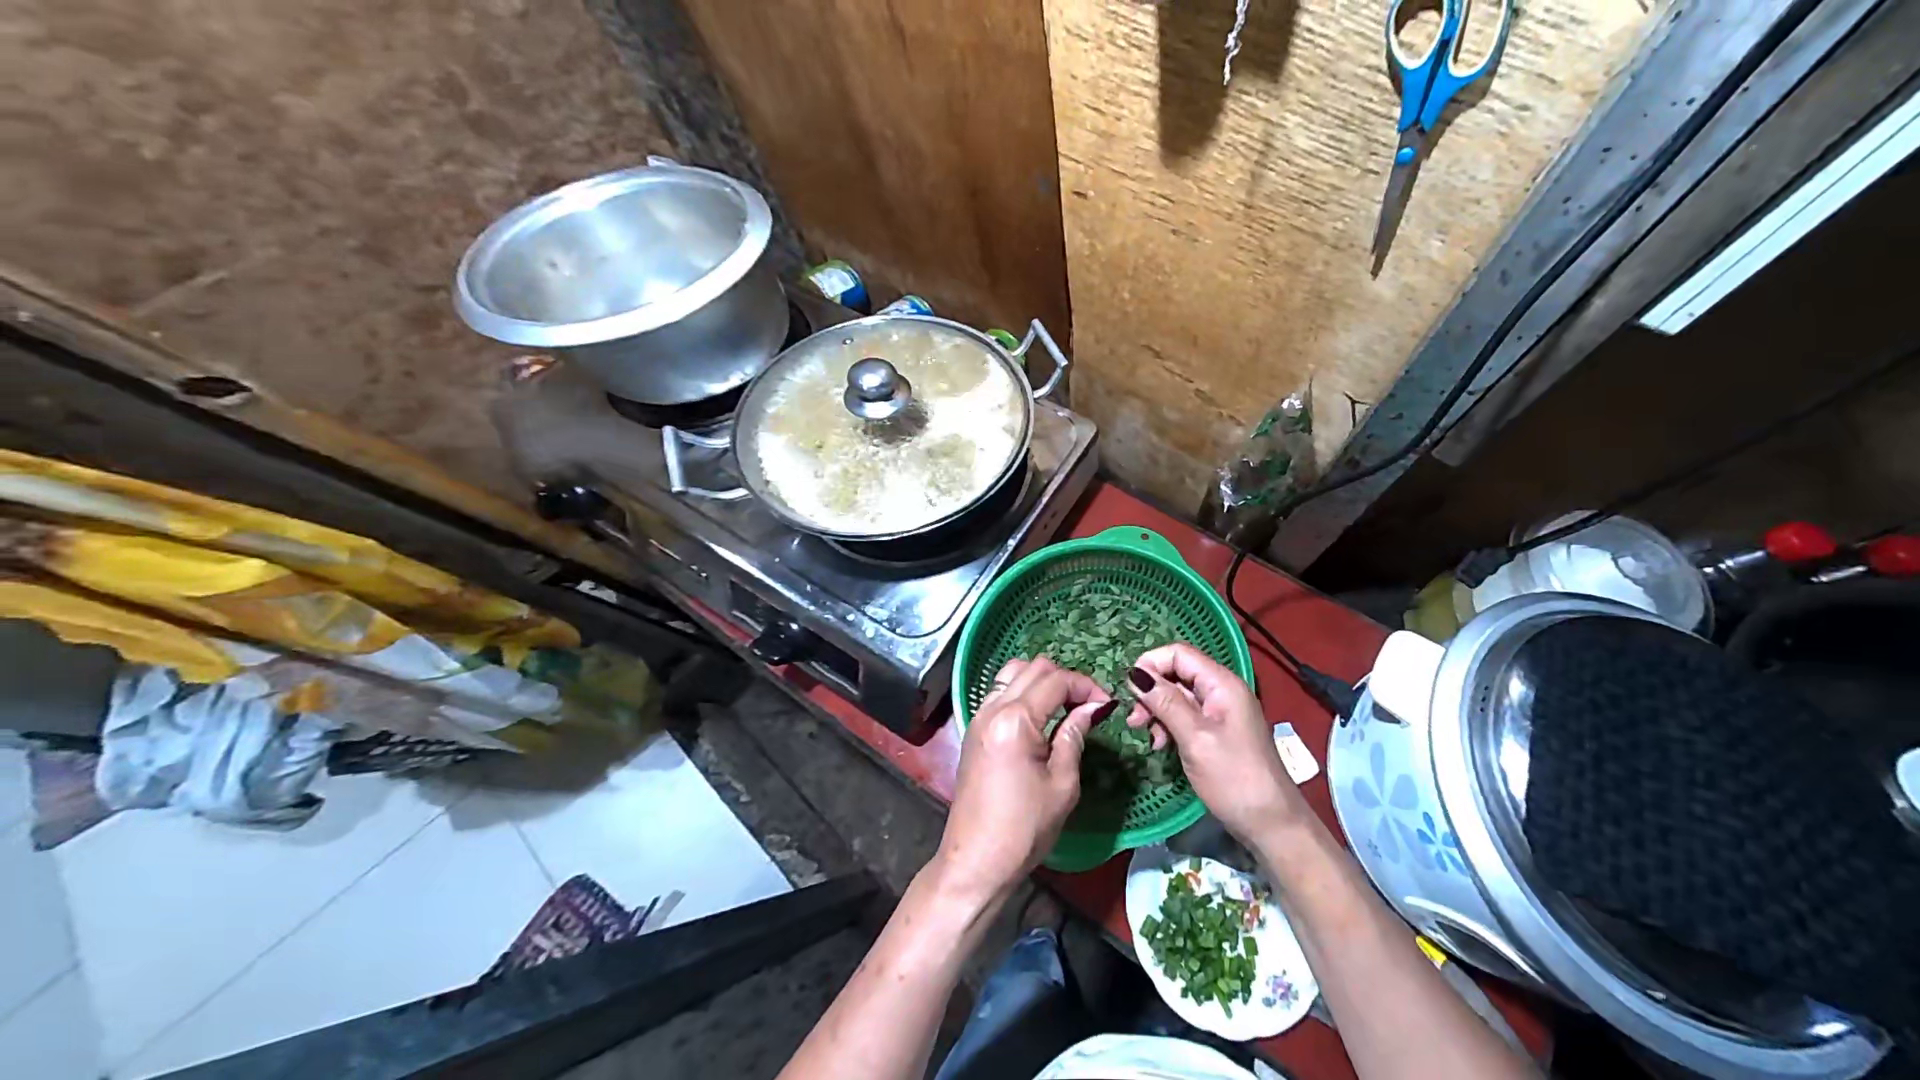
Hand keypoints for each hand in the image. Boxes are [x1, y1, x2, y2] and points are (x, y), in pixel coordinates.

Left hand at [934, 657, 1112, 900]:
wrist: (975, 860)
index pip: (1055, 680)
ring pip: (1012, 674)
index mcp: (1014, 719)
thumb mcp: (1062, 784)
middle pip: (1032, 668)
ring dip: (1041, 681)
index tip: (1107, 705)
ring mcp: (978, 717)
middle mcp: (992, 708)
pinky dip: (1022, 692)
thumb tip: (1092, 708)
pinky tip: (1040, 718)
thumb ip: (1074, 736)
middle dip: (1065, 679)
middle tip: (1088, 705)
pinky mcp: (973, 731)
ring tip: (1066, 707)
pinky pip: (999, 693)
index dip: (1086, 686)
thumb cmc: (1023, 829)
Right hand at [1125, 644, 1311, 846]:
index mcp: (1222, 684)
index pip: (1178, 653)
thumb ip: (1165, 702)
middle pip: (1176, 673)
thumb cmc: (1233, 777)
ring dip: (1156, 709)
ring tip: (1144, 734)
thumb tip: (1134, 673)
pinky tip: (1159, 743)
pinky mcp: (1217, 732)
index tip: (1128, 688)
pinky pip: (1185, 715)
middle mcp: (1222, 690)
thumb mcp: (1194, 738)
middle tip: (1133, 718)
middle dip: (1150, 690)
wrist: (1271, 824)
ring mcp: (1220, 712)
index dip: (1150, 664)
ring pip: (1178, 695)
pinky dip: (1168, 724)